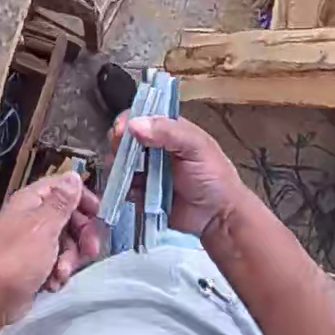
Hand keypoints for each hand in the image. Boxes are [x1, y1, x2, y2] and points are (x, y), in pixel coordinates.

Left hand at [0, 172, 103, 322]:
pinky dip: (59, 271)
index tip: (98, 214)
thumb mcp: (44, 227)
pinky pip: (57, 260)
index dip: (82, 197)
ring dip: (70, 257)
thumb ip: (61, 202)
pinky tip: (54, 282)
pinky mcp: (34, 263)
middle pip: (68, 215)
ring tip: (62, 271)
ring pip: (66, 241)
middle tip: (90, 250)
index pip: (62, 187)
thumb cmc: (16, 260)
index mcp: (30, 201)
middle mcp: (30, 217)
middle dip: (82, 234)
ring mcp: (32, 241)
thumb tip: (73, 175)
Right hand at [112, 112, 251, 238]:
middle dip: (118, 144)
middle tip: (120, 155)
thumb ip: (168, 132)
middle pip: (125, 138)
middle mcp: (154, 147)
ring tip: (123, 173)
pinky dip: (118, 184)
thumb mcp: (197, 147)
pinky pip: (120, 183)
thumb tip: (133, 125)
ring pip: (119, 160)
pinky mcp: (139, 191)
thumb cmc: (213, 178)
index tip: (121, 131)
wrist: (218, 218)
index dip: (128, 120)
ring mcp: (145, 170)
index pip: (141, 116)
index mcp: (169, 131)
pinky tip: (126, 188)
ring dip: (116, 164)